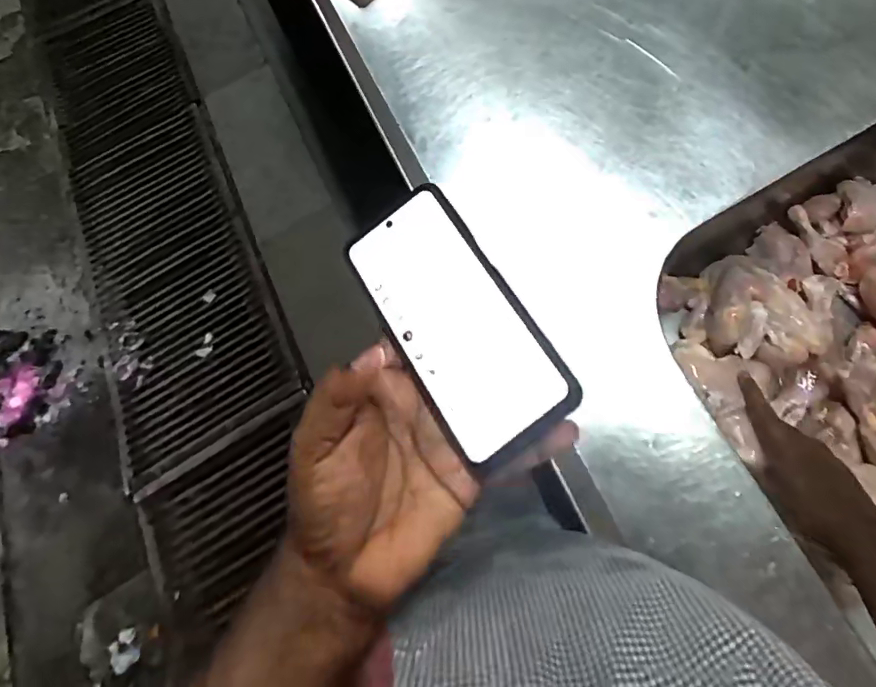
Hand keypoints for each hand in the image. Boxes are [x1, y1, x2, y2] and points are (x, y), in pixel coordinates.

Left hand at [285, 341, 577, 613]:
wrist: (342, 575)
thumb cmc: (322, 502)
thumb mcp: (314, 447)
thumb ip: (335, 401)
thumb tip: (374, 354)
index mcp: (387, 392)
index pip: (414, 347)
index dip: (433, 324)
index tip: (461, 301)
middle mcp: (424, 407)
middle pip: (460, 369)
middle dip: (486, 347)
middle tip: (520, 327)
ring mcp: (451, 439)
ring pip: (489, 406)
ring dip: (519, 390)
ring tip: (550, 372)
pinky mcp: (471, 474)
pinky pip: (504, 454)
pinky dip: (533, 444)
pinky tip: (561, 430)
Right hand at [738, 378, 875, 537]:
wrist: (859, 533)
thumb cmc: (809, 514)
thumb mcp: (775, 496)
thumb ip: (760, 473)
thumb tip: (747, 456)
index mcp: (783, 444)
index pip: (762, 412)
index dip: (751, 392)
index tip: (744, 372)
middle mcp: (803, 440)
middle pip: (779, 427)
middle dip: (766, 424)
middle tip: (753, 427)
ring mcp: (824, 452)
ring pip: (797, 442)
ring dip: (785, 445)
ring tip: (776, 458)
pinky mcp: (838, 466)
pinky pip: (812, 455)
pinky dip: (801, 459)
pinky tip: (801, 476)